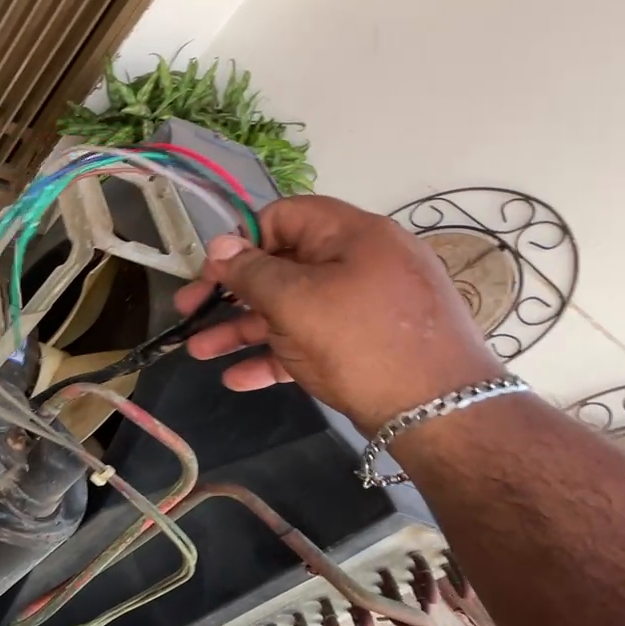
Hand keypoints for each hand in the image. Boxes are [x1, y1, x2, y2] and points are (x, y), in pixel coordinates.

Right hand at [175, 195, 504, 431]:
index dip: (242, 241)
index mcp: (351, 236)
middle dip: (229, 293)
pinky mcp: (360, 344)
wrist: (437, 409)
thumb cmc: (359, 340)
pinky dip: (271, 355)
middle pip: (280, 267)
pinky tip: (237, 377)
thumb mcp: (293, 300)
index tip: (210, 274)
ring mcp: (361, 306)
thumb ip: (250, 271)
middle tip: (187, 311)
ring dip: (239, 329)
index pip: (285, 217)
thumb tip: (219, 244)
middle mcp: (359, 263)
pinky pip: (306, 340)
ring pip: (287, 308)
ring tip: (198, 352)